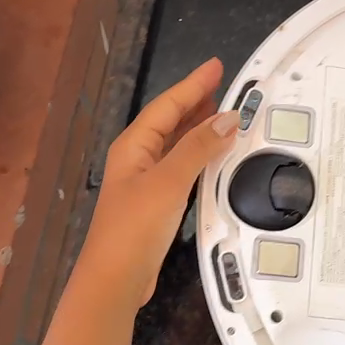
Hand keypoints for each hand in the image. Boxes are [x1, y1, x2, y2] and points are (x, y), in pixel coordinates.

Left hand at [77, 58, 236, 308]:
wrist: (116, 278)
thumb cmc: (135, 226)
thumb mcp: (169, 181)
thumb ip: (198, 148)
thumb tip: (229, 119)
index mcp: (134, 145)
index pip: (167, 105)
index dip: (193, 84)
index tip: (217, 66)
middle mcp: (137, 158)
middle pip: (169, 121)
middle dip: (196, 103)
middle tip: (225, 88)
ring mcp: (145, 182)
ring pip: (176, 145)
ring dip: (199, 129)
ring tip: (224, 116)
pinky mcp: (155, 204)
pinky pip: (181, 168)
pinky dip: (199, 157)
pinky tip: (214, 159)